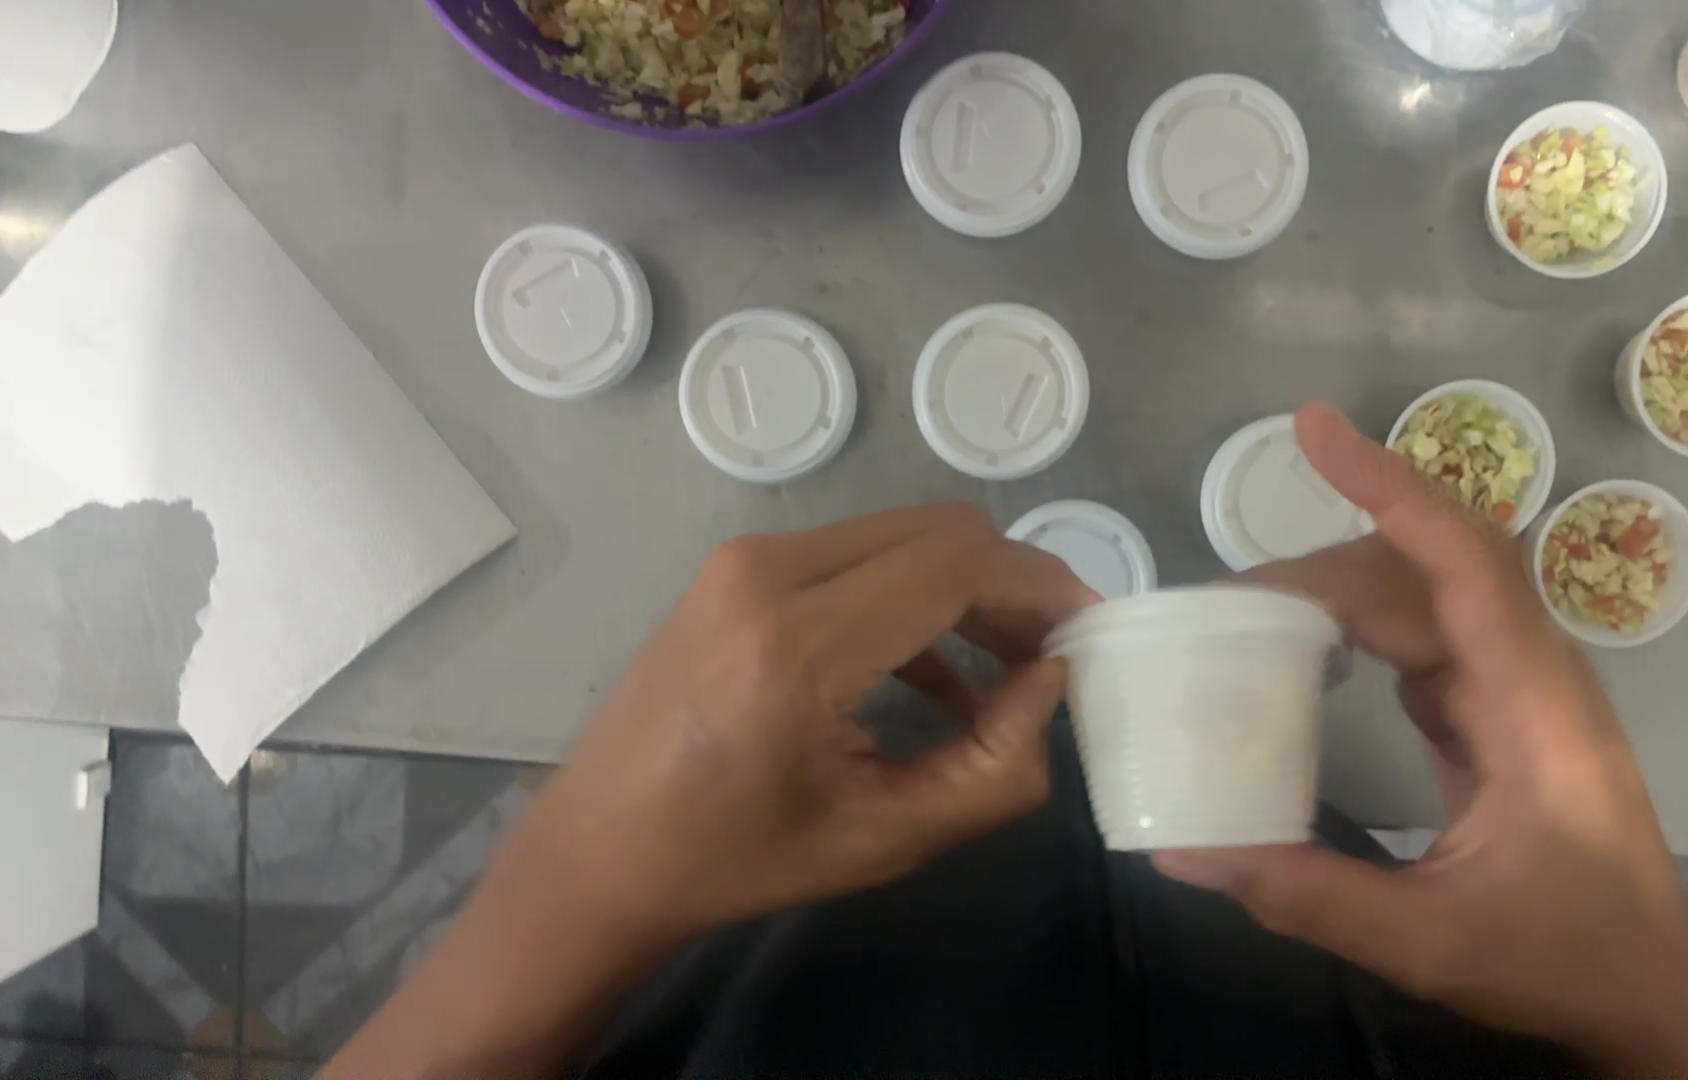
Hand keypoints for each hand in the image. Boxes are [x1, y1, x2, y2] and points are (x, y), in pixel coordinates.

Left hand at [535, 502, 1098, 937]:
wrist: (601, 846)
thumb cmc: (739, 858)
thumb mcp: (886, 837)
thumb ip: (995, 767)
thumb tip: (1049, 678)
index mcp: (796, 645)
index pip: (953, 566)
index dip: (1038, 584)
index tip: (1086, 626)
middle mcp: (768, 572)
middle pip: (939, 532)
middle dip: (1012, 583)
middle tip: (1049, 652)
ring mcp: (747, 558)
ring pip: (904, 535)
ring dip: (968, 588)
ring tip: (1005, 665)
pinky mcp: (742, 565)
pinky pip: (862, 555)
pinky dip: (917, 595)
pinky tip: (936, 673)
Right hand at [1153, 405, 1687, 1078]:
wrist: (1650, 1000)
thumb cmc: (1567, 962)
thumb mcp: (1431, 943)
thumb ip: (1305, 893)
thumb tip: (1180, 850)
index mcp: (1533, 709)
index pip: (1466, 561)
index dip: (1389, 485)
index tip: (1313, 429)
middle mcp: (1524, 674)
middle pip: (1418, 570)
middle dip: (1315, 568)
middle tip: (1220, 604)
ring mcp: (1507, 685)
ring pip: (1412, 593)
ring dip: (1326, 591)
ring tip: (1243, 621)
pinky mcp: (1486, 705)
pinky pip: (1411, 631)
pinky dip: (1345, 621)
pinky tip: (1299, 648)